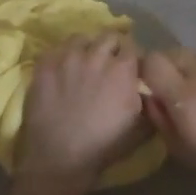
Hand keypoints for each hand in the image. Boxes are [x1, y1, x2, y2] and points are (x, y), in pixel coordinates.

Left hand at [16, 32, 148, 188]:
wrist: (59, 158)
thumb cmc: (103, 146)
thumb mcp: (140, 129)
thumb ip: (149, 103)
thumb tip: (150, 91)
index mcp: (122, 69)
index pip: (132, 46)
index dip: (132, 57)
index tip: (130, 67)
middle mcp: (96, 55)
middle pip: (108, 37)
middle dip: (111, 47)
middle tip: (108, 63)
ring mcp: (68, 57)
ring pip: (81, 38)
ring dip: (86, 47)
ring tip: (83, 61)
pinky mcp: (45, 64)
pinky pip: (57, 48)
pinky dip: (63, 55)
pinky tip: (62, 69)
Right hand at [140, 49, 195, 190]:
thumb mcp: (179, 147)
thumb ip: (158, 116)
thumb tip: (146, 96)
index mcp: (185, 95)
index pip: (153, 60)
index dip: (142, 69)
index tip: (141, 84)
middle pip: (171, 52)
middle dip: (161, 65)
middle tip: (159, 87)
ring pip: (190, 55)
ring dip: (180, 66)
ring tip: (181, 89)